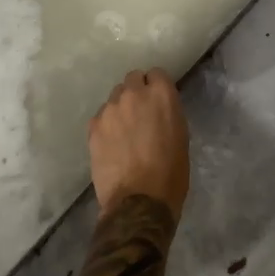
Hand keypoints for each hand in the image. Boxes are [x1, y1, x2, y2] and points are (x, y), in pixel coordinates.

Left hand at [88, 68, 189, 220]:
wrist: (139, 202)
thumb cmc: (170, 172)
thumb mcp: (180, 134)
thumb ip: (167, 112)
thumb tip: (158, 109)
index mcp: (161, 94)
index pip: (156, 73)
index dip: (156, 87)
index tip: (157, 101)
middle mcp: (135, 94)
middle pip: (133, 79)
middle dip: (137, 91)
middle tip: (140, 113)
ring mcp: (111, 109)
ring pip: (115, 97)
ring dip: (121, 107)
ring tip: (123, 130)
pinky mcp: (94, 127)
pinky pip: (101, 116)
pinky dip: (107, 124)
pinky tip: (111, 143)